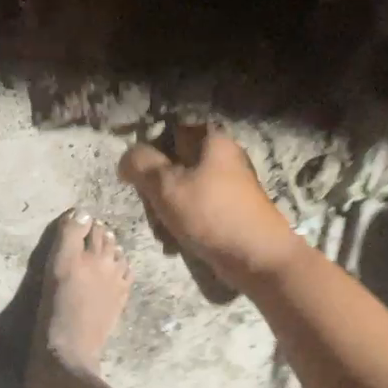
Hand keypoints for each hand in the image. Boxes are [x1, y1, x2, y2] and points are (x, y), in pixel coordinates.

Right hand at [119, 127, 309, 292]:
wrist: (260, 259)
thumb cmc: (211, 214)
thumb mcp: (165, 185)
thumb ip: (140, 163)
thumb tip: (127, 158)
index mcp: (212, 140)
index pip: (171, 127)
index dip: (150, 146)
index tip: (137, 170)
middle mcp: (223, 156)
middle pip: (175, 161)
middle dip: (157, 186)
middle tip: (151, 206)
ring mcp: (229, 184)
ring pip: (183, 187)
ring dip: (167, 208)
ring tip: (165, 232)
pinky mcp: (231, 209)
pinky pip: (197, 207)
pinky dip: (184, 221)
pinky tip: (177, 242)